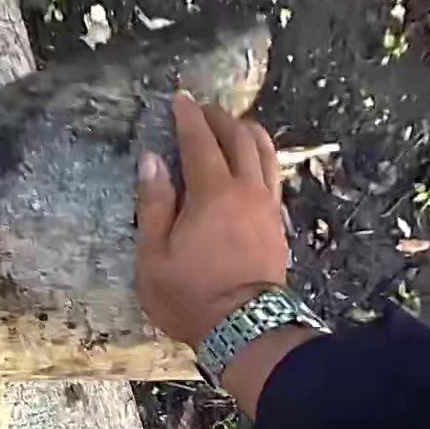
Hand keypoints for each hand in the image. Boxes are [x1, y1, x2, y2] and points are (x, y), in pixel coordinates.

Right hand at [134, 93, 290, 346]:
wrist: (243, 328)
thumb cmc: (189, 296)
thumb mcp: (153, 257)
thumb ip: (153, 205)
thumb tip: (152, 161)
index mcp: (211, 193)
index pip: (200, 141)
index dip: (188, 117)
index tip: (178, 99)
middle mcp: (245, 190)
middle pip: (238, 137)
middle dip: (218, 118)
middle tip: (201, 111)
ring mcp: (267, 206)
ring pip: (264, 151)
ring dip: (246, 132)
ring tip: (231, 127)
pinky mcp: (277, 224)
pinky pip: (273, 175)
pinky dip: (261, 158)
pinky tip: (251, 163)